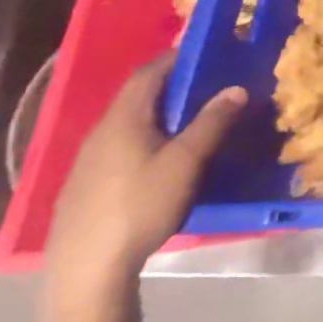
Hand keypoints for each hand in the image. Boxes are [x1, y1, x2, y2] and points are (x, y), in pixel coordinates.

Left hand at [45, 54, 246, 292]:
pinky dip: (147, 138)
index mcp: (124, 117)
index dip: (176, 58)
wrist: (86, 266)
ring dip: (159, 114)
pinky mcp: (87, 183)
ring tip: (193, 122)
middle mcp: (102, 130)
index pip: (149, 72)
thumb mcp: (185, 163)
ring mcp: (90, 157)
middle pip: (137, 95)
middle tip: (208, 88)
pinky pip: (121, 145)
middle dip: (172, 86)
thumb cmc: (140, 205)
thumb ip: (211, 124)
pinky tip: (162, 160)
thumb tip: (236, 88)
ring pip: (129, 122)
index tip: (207, 55)